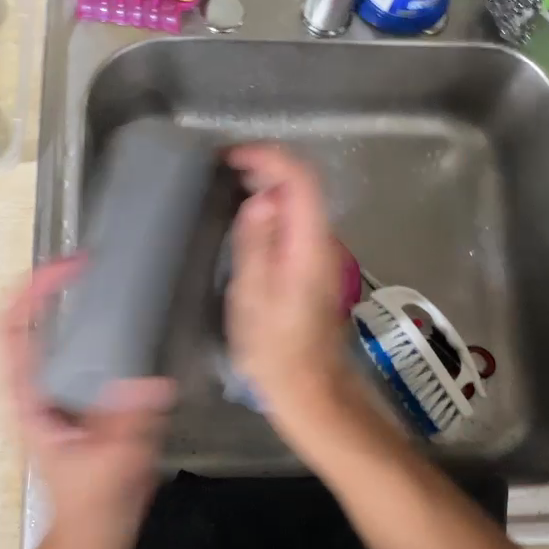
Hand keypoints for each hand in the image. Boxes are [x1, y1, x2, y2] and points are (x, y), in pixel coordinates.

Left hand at [0, 259, 173, 548]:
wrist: (91, 538)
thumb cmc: (92, 507)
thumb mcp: (114, 465)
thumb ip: (129, 424)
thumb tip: (152, 381)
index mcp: (28, 400)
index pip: (10, 331)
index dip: (31, 292)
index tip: (68, 268)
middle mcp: (33, 388)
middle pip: (21, 320)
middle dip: (46, 285)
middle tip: (87, 262)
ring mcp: (52, 392)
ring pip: (45, 331)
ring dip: (65, 300)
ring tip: (102, 278)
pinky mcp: (75, 398)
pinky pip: (75, 349)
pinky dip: (89, 323)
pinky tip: (123, 318)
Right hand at [226, 144, 387, 460]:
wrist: (313, 391)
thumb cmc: (276, 352)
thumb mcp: (254, 299)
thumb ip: (256, 244)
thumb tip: (260, 199)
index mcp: (309, 245)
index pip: (300, 179)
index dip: (268, 157)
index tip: (231, 157)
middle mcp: (324, 243)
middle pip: (304, 185)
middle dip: (266, 166)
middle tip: (224, 168)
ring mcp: (323, 254)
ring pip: (301, 202)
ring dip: (269, 185)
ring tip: (229, 187)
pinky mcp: (316, 267)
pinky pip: (298, 222)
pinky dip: (274, 208)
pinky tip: (247, 220)